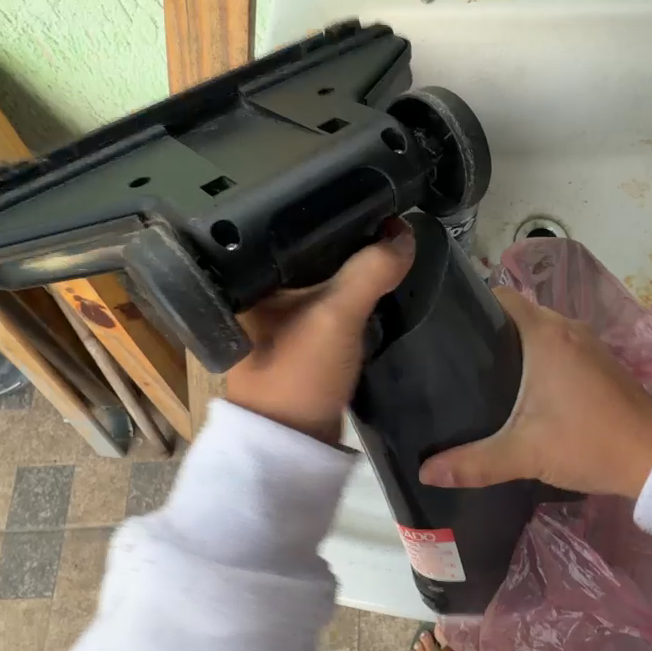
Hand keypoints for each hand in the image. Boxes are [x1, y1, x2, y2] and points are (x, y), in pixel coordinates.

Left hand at [222, 220, 414, 442]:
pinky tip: (379, 284)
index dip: (332, 214)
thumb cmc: (299, 374)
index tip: (370, 202)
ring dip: (355, 270)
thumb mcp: (337, 315)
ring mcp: (280, 318)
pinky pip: (334, 303)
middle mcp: (258, 292)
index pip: (291, 227)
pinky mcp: (302, 340)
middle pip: (312, 253)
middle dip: (350, 242)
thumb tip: (406, 235)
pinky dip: (356, 295)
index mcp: (246, 278)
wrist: (294, 448)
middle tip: (388, 221)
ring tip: (389, 247)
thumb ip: (371, 271)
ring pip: (325, 279)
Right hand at [418, 289, 651, 498]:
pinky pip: (560, 344)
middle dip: (489, 330)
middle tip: (457, 358)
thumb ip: (474, 462)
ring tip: (485, 372)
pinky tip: (526, 387)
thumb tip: (427, 472)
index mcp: (545, 334)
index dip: (471, 306)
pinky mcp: (602, 360)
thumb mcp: (525, 454)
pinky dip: (541, 356)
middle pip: (518, 313)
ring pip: (542, 329)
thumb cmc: (588, 442)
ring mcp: (589, 342)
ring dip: (517, 344)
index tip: (446, 327)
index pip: (500, 297)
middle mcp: (567, 327)